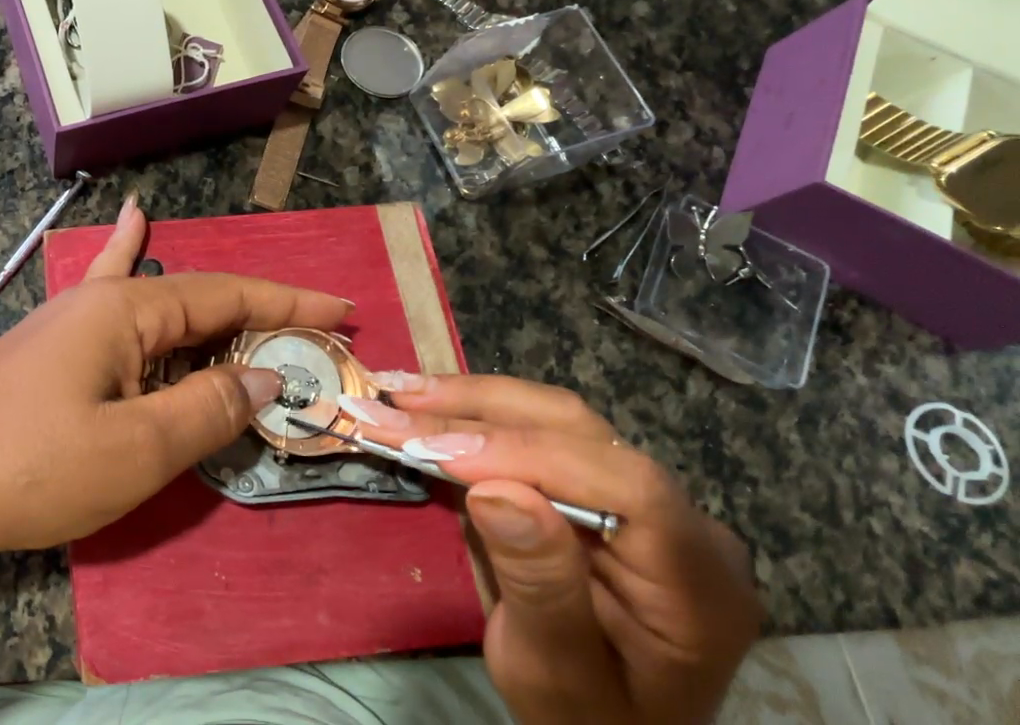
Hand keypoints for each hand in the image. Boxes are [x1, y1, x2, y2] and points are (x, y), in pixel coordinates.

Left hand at [0, 197, 348, 554]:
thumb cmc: (32, 468)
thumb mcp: (136, 449)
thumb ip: (207, 407)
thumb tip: (266, 375)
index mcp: (121, 309)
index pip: (224, 295)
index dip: (288, 305)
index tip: (344, 313)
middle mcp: (95, 300)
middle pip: (192, 299)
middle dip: (255, 317)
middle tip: (313, 335)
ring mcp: (66, 323)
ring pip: (156, 310)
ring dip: (209, 319)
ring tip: (257, 314)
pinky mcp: (49, 353)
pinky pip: (108, 304)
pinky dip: (129, 265)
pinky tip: (131, 224)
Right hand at [342, 374, 760, 724]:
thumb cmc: (581, 717)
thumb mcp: (556, 672)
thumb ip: (539, 584)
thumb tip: (494, 490)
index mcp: (697, 581)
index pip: (624, 484)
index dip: (528, 453)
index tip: (438, 450)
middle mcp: (685, 523)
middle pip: (582, 434)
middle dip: (478, 412)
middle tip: (390, 402)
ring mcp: (645, 502)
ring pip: (557, 421)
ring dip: (469, 404)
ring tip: (394, 393)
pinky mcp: (602, 492)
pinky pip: (542, 438)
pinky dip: (477, 421)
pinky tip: (428, 409)